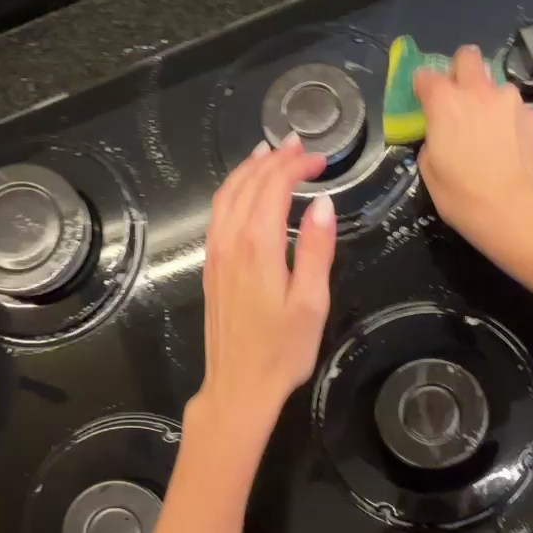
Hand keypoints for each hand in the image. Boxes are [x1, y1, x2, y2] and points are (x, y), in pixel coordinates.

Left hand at [195, 135, 336, 427]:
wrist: (238, 386)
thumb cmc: (282, 351)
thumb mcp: (311, 303)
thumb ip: (315, 249)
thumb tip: (322, 203)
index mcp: (258, 246)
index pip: (274, 186)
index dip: (296, 165)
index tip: (322, 160)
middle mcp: (231, 242)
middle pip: (248, 184)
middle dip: (274, 159)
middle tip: (299, 145)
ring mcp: (215, 254)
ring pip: (226, 195)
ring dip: (248, 170)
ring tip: (269, 154)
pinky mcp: (210, 267)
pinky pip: (217, 214)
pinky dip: (232, 191)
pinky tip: (244, 192)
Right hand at [414, 46, 532, 271]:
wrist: (511, 208)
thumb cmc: (460, 194)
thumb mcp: (429, 170)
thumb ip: (431, 141)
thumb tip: (439, 136)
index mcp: (445, 102)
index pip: (426, 75)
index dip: (422, 87)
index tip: (422, 101)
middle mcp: (477, 91)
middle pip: (468, 57)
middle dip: (459, 70)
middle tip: (457, 97)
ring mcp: (508, 100)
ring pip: (494, 83)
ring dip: (486, 96)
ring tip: (485, 127)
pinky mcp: (530, 115)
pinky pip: (512, 106)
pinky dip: (505, 116)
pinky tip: (504, 141)